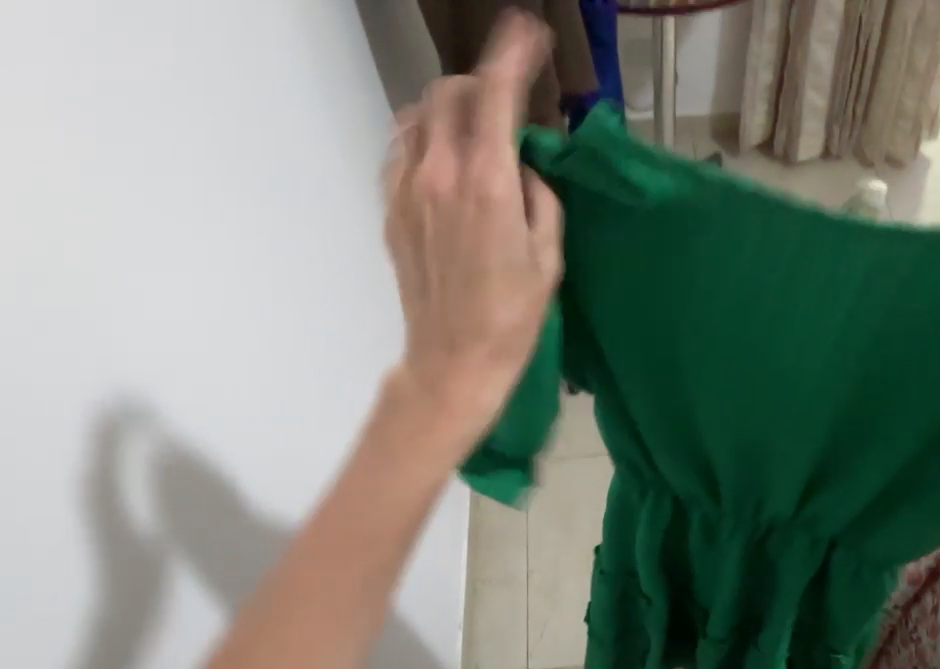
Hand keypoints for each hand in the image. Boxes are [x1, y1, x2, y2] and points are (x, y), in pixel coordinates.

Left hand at [381, 12, 563, 443]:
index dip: (514, 53)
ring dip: (449, 109)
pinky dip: (423, 140)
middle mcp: (439, 174)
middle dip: (481, 83)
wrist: (454, 361)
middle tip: (507, 100)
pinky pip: (401, 151)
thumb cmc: (512, 319)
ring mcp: (407, 190)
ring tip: (473, 129)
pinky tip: (443, 161)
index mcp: (486, 183)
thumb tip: (522, 170)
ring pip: (419, 116)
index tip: (530, 35)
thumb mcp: (548, 258)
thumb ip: (538, 198)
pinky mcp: (391, 211)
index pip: (494, 92)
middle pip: (449, 93)